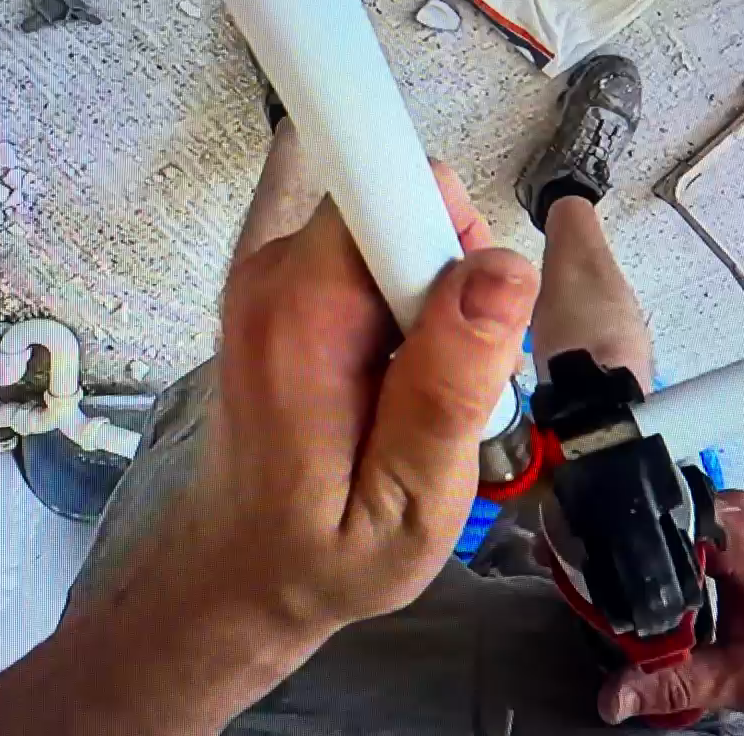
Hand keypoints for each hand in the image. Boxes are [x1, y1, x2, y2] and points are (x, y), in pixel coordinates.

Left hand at [0, 166, 539, 735]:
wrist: (241, 558)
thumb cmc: (325, 548)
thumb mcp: (411, 501)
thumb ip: (451, 385)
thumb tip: (502, 268)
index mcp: (303, 314)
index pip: (387, 185)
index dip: (448, 231)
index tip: (470, 315)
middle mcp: (276, 270)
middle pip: (401, 203)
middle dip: (452, 273)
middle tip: (451, 377)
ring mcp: (272, 267)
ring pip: (393, 225)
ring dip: (432, 293)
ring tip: (418, 385)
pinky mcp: (283, 277)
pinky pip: (369, 247)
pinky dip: (400, 294)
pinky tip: (392, 367)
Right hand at [601, 492, 743, 735]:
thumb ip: (678, 683)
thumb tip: (616, 696)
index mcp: (738, 535)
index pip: (655, 518)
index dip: (612, 541)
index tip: (582, 567)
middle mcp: (734, 510)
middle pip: (652, 515)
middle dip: (616, 548)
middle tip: (580, 576)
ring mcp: (735, 511)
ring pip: (663, 518)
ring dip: (638, 552)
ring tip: (608, 582)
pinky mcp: (735, 523)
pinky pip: (683, 526)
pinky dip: (663, 554)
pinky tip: (652, 585)